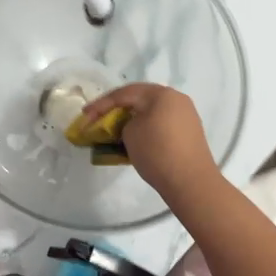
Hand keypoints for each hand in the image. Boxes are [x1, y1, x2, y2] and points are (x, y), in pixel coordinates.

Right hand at [79, 83, 221, 203]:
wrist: (190, 181)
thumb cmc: (157, 152)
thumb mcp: (129, 134)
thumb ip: (124, 123)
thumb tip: (130, 125)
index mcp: (161, 94)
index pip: (124, 93)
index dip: (101, 105)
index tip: (84, 116)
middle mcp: (176, 99)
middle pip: (139, 100)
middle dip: (117, 110)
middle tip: (98, 120)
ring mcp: (185, 115)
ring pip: (150, 113)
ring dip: (130, 121)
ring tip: (114, 132)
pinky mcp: (188, 133)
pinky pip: (160, 124)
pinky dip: (144, 129)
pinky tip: (133, 140)